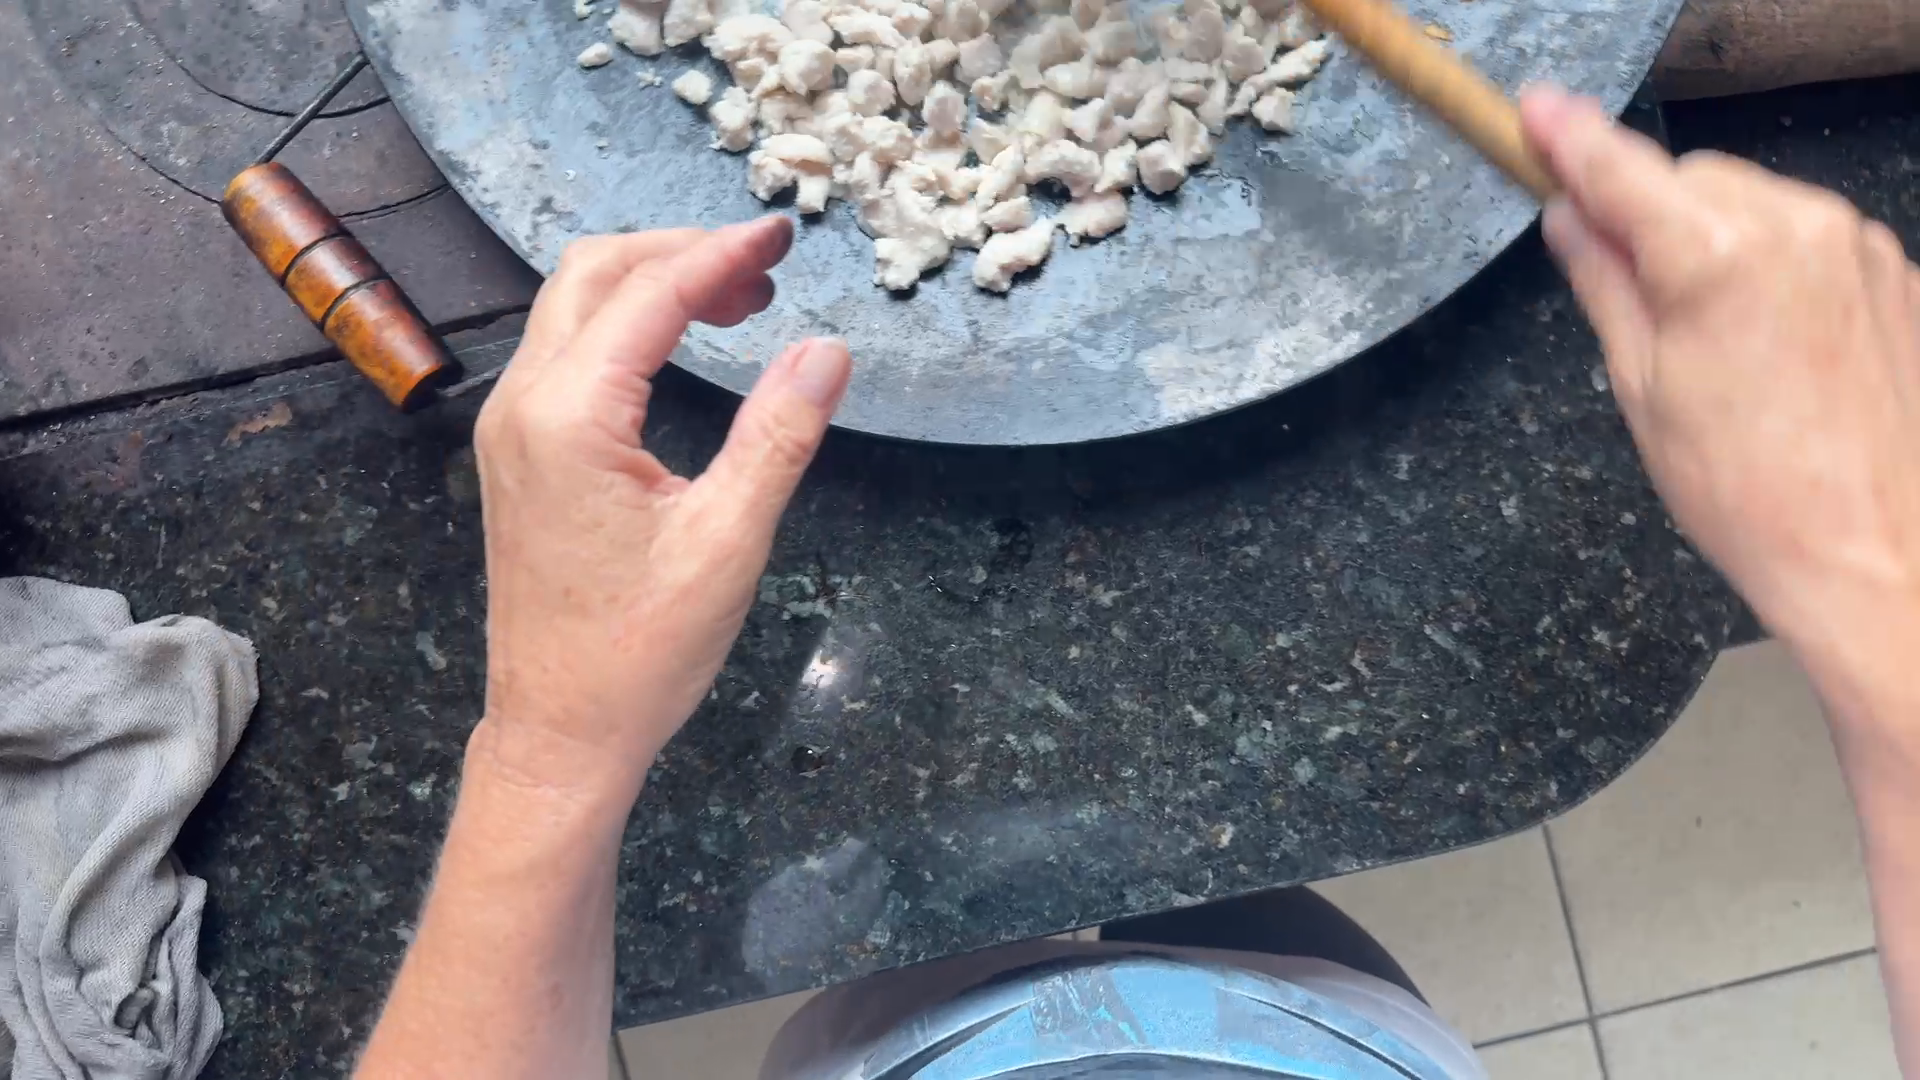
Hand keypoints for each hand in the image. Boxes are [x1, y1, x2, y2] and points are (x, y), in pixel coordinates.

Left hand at [470, 217, 849, 794]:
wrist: (563, 730)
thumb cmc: (647, 648)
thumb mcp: (730, 541)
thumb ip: (780, 436)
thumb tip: (827, 349)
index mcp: (570, 416)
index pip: (650, 295)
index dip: (722, 254)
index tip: (784, 234)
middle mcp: (524, 403)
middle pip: (596, 276)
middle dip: (685, 254)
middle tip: (767, 271)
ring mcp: (515, 428)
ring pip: (578, 310)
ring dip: (658, 287)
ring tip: (740, 302)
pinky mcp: (525, 455)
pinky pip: (574, 355)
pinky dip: (634, 329)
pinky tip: (684, 350)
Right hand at [1520, 87, 1919, 688]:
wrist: (1874, 541)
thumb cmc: (1730, 476)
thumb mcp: (1637, 383)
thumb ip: (1603, 286)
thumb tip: (1568, 221)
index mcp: (1722, 259)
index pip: (1626, 175)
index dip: (1572, 138)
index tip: (1532, 104)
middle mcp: (1802, 227)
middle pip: (1688, 177)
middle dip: (1632, 200)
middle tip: (1586, 257)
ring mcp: (1856, 244)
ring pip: (1742, 196)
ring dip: (1686, 224)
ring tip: (1660, 306)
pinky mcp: (1885, 270)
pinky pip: (1791, 228)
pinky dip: (1739, 245)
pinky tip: (1724, 313)